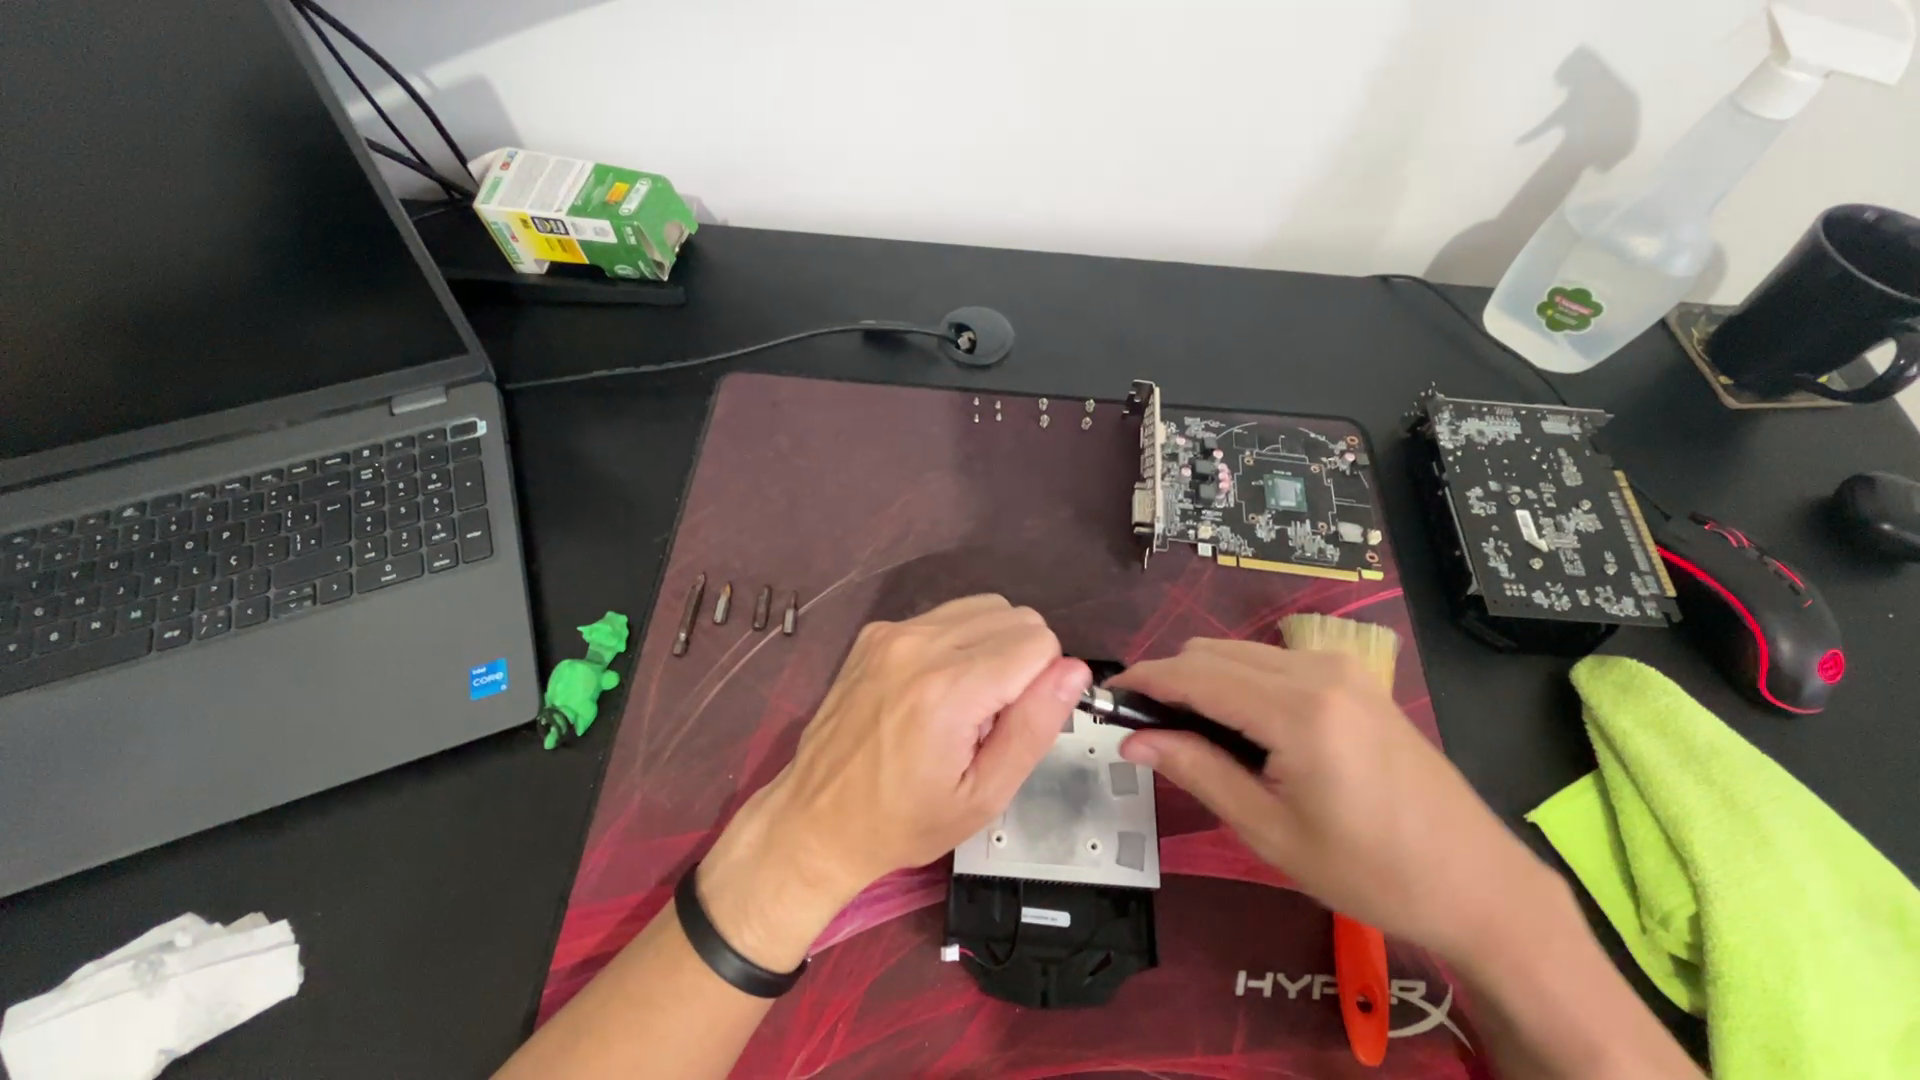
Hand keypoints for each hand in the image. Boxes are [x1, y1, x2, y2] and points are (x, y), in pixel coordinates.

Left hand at [697, 595, 1090, 970]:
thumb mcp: (984, 795)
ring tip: (967, 701)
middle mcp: (918, 645)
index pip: (1039, 642)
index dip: (1043, 683)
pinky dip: (959, 641)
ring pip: (984, 607)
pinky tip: (938, 688)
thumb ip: (1034, 727)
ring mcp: (892, 633)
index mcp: (948, 690)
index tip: (1015, 723)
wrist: (817, 819)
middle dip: (1024, 661)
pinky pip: (945, 616)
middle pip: (1015, 617)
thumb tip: (1073, 670)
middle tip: (992, 718)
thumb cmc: (903, 821)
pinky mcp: (875, 633)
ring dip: (994, 646)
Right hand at [1112, 639, 1555, 961]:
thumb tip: (1134, 741)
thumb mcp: (1270, 831)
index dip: (1144, 682)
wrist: (1475, 881)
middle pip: (1213, 652)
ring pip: (1241, 652)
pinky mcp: (1355, 679)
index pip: (1195, 675)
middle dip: (1169, 679)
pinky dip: (1237, 680)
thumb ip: (1197, 771)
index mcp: (1298, 711)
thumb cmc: (1370, 870)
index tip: (1107, 699)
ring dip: (1202, 677)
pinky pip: (1273, 662)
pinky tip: (1236, 724)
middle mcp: (1318, 671)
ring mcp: (1341, 669)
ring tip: (1185, 731)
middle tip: (1143, 728)